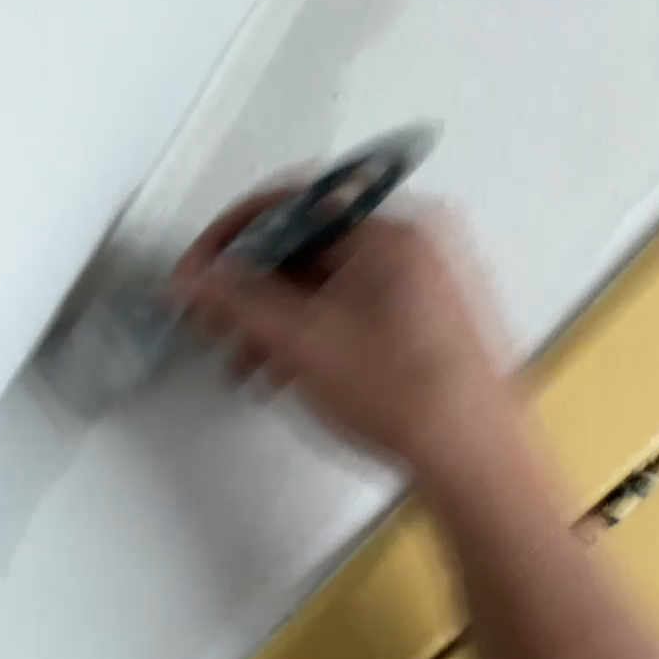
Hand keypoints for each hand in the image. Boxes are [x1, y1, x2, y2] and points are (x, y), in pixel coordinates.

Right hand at [169, 189, 519, 472]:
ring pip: (313, 283)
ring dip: (264, 319)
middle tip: (208, 318)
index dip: (228, 236)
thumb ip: (234, 302)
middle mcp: (406, 245)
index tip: (195, 271)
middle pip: (298, 247)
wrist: (467, 454)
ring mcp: (412, 281)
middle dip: (244, 288)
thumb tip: (190, 279)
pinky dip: (298, 334)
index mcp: (389, 232)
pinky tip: (277, 372)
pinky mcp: (410, 317)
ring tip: (240, 360)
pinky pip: (336, 308)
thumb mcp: (298, 340)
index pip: (289, 204)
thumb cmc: (404, 396)